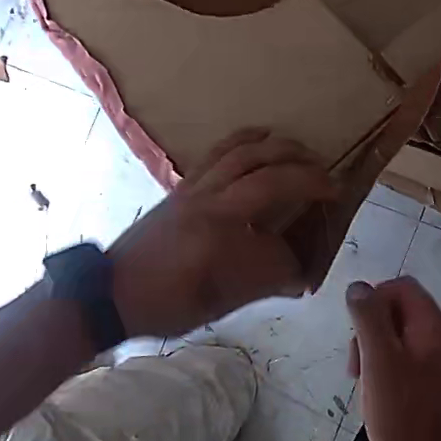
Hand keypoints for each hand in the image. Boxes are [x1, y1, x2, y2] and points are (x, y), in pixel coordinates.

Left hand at [108, 129, 334, 336]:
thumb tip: (299, 277)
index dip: (307, 229)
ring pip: (243, 152)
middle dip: (305, 171)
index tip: (331, 219)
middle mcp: (209, 201)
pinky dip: (245, 139)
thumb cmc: (165, 303)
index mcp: (218, 233)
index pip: (276, 225)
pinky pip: (219, 152)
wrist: (110, 293)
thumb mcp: (218, 302)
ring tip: (304, 152)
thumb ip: (261, 283)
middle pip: (267, 173)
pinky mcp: (185, 186)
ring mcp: (195, 188)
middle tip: (329, 179)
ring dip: (280, 148)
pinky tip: (262, 136)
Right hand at [345, 276, 440, 440]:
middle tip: (357, 363)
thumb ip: (369, 318)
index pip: (402, 287)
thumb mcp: (378, 361)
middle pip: (400, 308)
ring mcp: (439, 361)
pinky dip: (384, 365)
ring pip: (398, 334)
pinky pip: (404, 356)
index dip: (373, 300)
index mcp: (435, 327)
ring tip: (362, 380)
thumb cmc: (400, 415)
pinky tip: (374, 390)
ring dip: (374, 348)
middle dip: (371, 327)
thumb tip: (359, 286)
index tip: (356, 333)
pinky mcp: (432, 381)